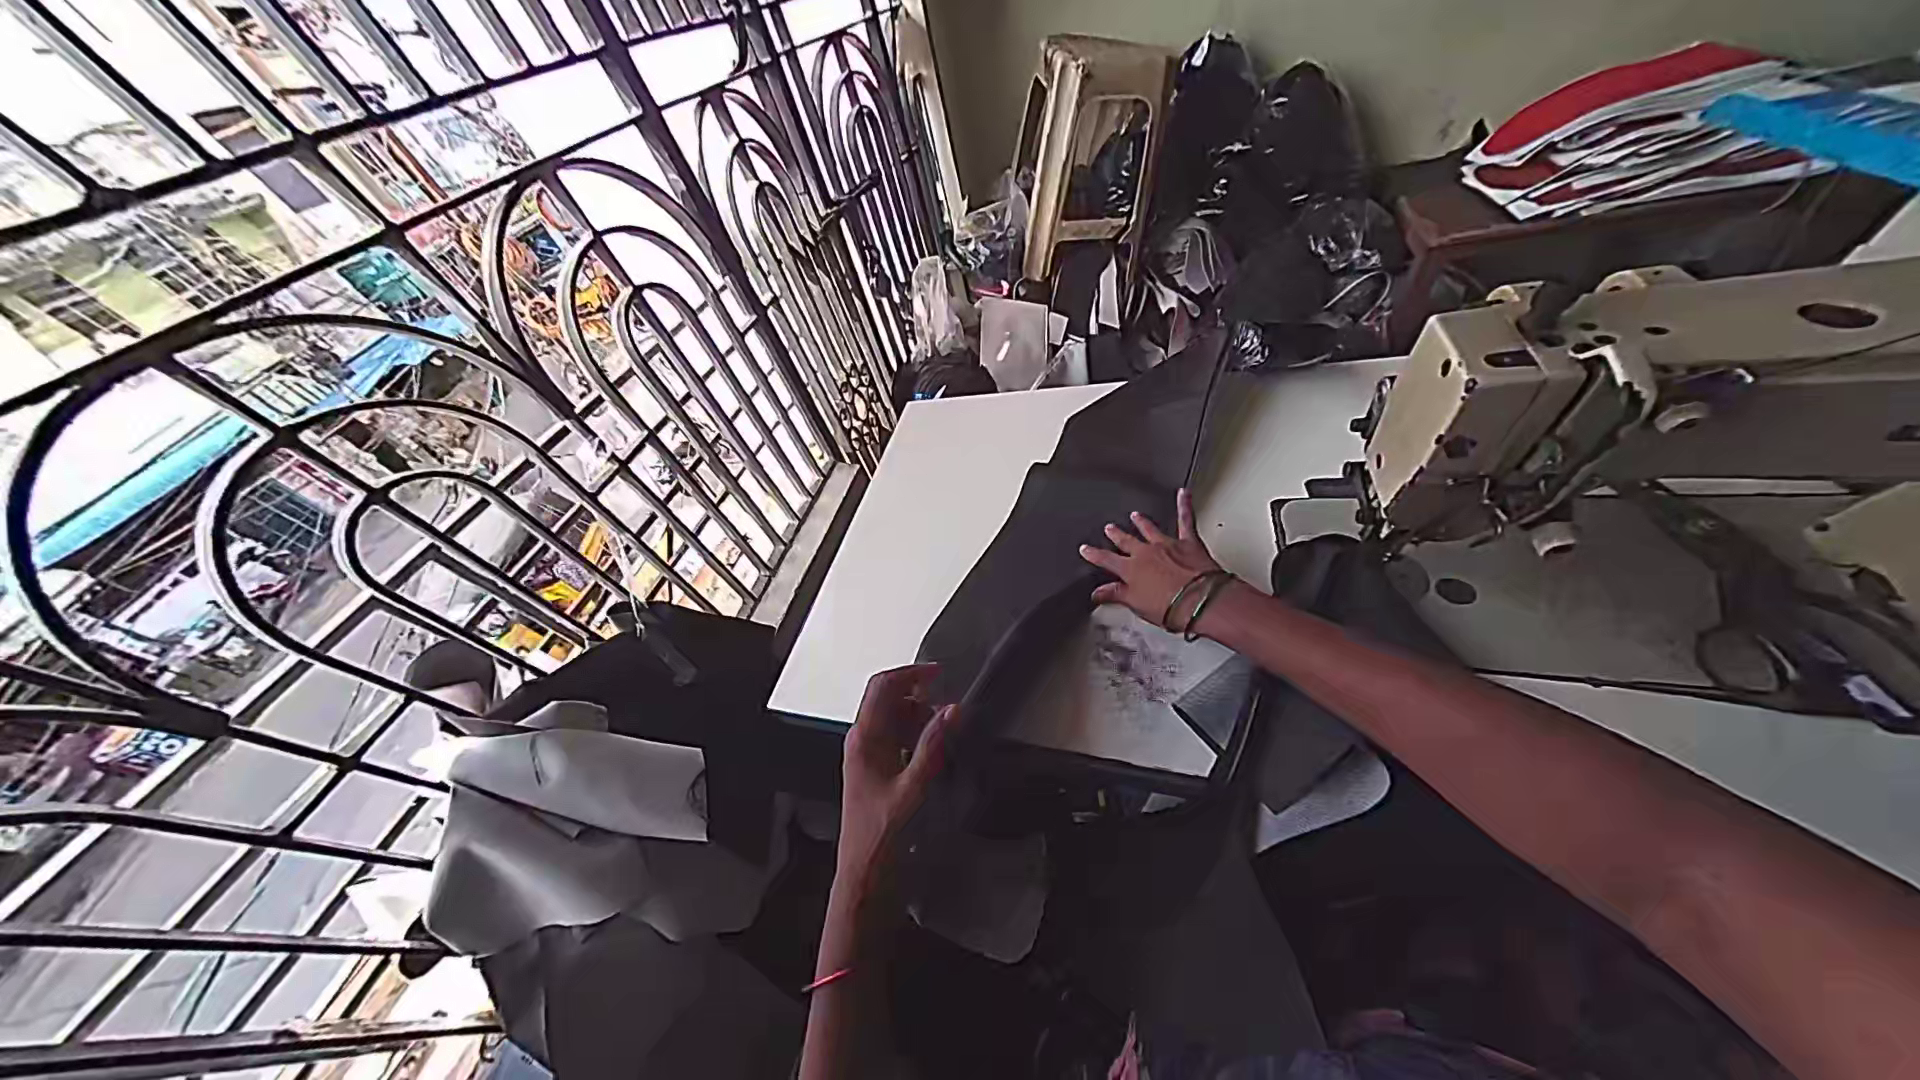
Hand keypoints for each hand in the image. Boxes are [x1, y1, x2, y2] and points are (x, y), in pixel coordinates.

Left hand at [838, 663, 957, 881]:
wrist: (864, 871)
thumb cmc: (880, 835)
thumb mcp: (912, 788)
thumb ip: (933, 746)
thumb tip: (951, 711)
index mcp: (863, 739)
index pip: (882, 686)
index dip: (909, 673)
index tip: (937, 672)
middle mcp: (861, 740)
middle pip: (887, 697)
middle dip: (918, 696)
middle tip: (945, 707)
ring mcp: (867, 752)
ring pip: (893, 715)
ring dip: (918, 714)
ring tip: (941, 731)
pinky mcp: (874, 764)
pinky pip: (895, 734)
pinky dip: (915, 731)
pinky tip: (931, 748)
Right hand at [1079, 487, 1228, 629]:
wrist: (1200, 601)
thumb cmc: (1171, 607)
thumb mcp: (1136, 605)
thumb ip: (1116, 595)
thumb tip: (1099, 594)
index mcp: (1130, 569)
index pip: (1105, 559)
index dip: (1094, 554)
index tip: (1086, 549)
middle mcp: (1145, 553)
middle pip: (1126, 541)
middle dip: (1116, 535)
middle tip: (1109, 529)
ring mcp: (1166, 545)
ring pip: (1149, 529)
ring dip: (1141, 522)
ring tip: (1135, 516)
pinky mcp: (1187, 543)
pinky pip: (1185, 520)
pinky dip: (1184, 505)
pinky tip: (1183, 494)